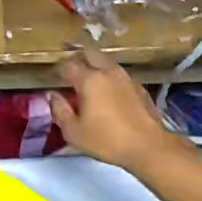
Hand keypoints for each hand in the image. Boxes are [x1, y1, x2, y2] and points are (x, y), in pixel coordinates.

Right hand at [48, 51, 176, 170]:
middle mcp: (108, 72)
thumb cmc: (106, 140)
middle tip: (70, 72)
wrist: (148, 147)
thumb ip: (60, 110)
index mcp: (89, 80)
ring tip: (88, 81)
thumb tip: (53, 95)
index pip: (68, 65)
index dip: (57, 70)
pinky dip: (109, 77)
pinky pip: (119, 74)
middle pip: (90, 53)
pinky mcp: (139, 87)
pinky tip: (108, 93)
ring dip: (95, 66)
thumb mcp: (74, 132)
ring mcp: (126, 78)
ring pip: (107, 62)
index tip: (53, 77)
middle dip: (77, 58)